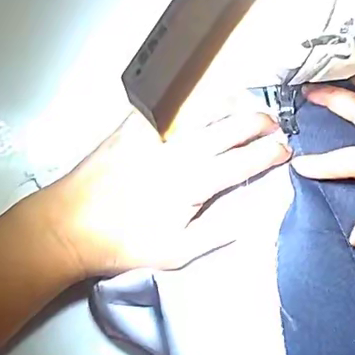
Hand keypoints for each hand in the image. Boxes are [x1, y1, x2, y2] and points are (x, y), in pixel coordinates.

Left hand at [33, 110, 291, 276]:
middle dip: (260, 123)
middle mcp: (178, 151)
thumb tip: (254, 216)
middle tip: (272, 127)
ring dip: (233, 107)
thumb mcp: (176, 253)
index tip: (284, 151)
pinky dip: (195, 101)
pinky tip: (203, 104)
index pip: (244, 161)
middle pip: (231, 125)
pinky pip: (171, 104)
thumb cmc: (122, 243)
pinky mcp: (134, 124)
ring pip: (205, 107)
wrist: (69, 225)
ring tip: (246, 111)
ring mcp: (155, 134)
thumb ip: (218, 232)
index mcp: (192, 184)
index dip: (270, 153)